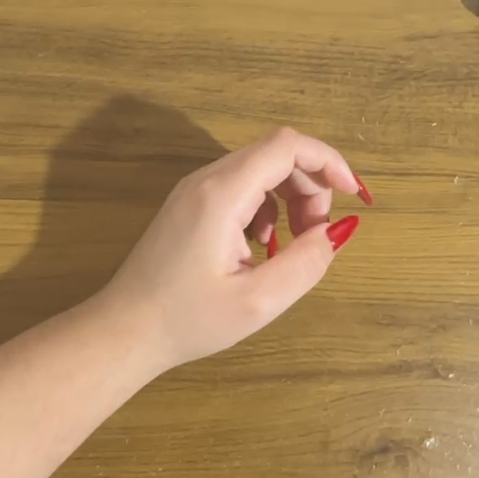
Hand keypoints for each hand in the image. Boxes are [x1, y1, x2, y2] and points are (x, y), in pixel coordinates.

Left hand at [92, 127, 369, 372]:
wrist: (124, 331)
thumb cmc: (188, 320)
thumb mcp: (258, 302)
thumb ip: (306, 262)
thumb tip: (340, 230)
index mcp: (222, 193)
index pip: (287, 146)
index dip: (329, 161)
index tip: (355, 195)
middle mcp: (207, 178)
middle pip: (276, 154)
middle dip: (312, 186)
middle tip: (317, 236)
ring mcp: (195, 189)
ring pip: (261, 169)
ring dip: (291, 197)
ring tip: (293, 245)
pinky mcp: (191, 204)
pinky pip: (243, 187)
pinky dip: (268, 207)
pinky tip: (262, 248)